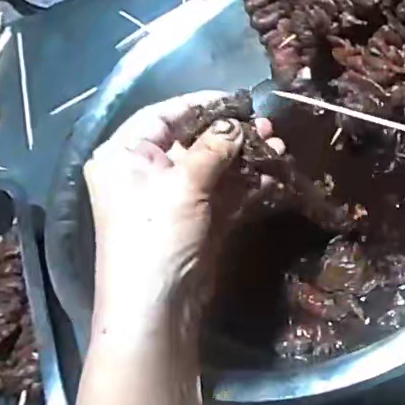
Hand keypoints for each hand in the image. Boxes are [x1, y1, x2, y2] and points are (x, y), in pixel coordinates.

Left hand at [83, 91, 280, 308]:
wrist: (159, 304)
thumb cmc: (157, 236)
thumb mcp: (183, 185)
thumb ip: (213, 148)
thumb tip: (238, 123)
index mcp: (126, 155)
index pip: (164, 115)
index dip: (202, 104)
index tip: (241, 100)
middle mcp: (148, 171)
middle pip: (195, 140)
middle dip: (233, 134)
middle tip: (269, 128)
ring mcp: (176, 197)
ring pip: (217, 166)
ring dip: (248, 158)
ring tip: (278, 148)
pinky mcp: (200, 219)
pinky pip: (227, 191)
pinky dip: (250, 183)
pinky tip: (274, 175)